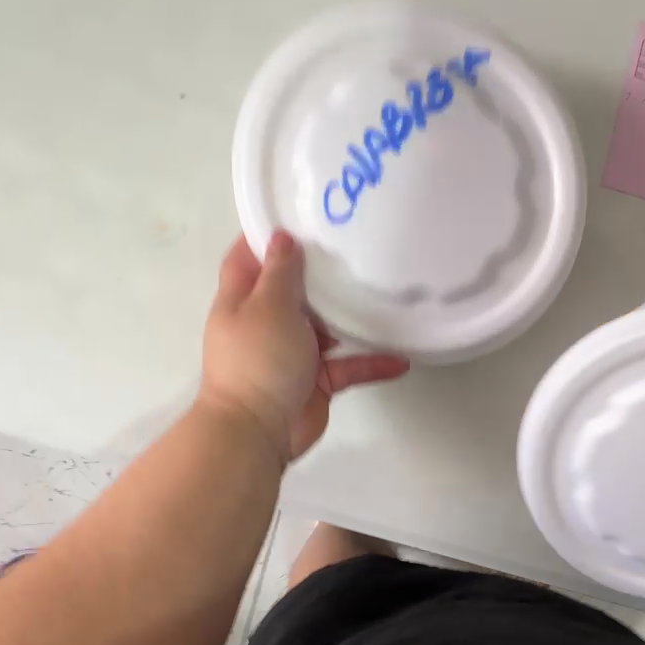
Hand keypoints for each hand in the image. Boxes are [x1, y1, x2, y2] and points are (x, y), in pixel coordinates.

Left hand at [199, 230, 408, 459]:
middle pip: (295, 290)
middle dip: (321, 273)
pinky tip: (401, 359)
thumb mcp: (269, 306)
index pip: (250, 256)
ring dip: (352, 318)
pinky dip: (372, 363)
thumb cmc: (258, 360)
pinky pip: (349, 366)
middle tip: (357, 249)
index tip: (303, 215)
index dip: (269, 235)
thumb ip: (280, 273)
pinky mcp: (317, 381)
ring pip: (327, 328)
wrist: (258, 429)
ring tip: (384, 296)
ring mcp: (293, 353)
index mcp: (243, 299)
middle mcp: (267, 322)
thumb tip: (282, 238)